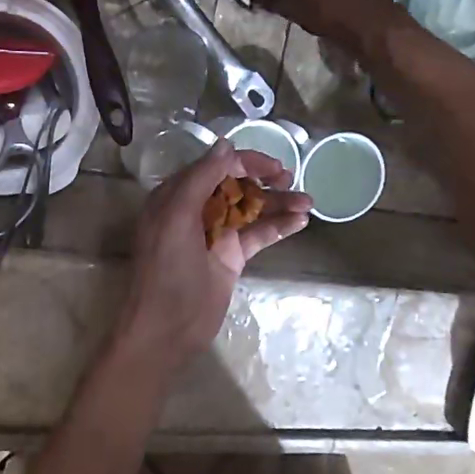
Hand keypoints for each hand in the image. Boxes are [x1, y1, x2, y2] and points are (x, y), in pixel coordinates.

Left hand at [112, 140, 311, 378]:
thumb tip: (226, 144)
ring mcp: (215, 234)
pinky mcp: (230, 257)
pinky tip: (300, 221)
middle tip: (290, 180)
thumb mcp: (177, 217)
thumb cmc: (167, 270)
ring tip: (309, 202)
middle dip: (263, 179)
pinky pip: (256, 234)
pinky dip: (277, 227)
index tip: (272, 166)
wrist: (165, 329)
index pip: (214, 167)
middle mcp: (196, 210)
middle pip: (234, 185)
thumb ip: (200, 178)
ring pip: (249, 209)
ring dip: (277, 203)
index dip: (243, 161)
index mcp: (176, 196)